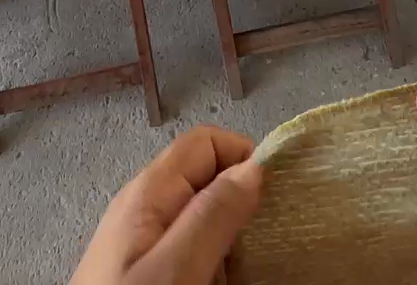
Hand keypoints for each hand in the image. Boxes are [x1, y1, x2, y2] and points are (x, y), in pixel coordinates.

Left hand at [71, 125, 263, 284]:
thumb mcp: (176, 268)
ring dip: (228, 242)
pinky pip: (190, 253)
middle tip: (263, 245)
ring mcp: (143, 242)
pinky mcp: (145, 274)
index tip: (274, 200)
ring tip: (242, 274)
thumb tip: (252, 168)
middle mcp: (145, 207)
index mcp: (150, 191)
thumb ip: (213, 214)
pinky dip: (211, 265)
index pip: (206, 144)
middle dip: (239, 206)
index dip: (243, 159)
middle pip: (205, 180)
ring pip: (201, 220)